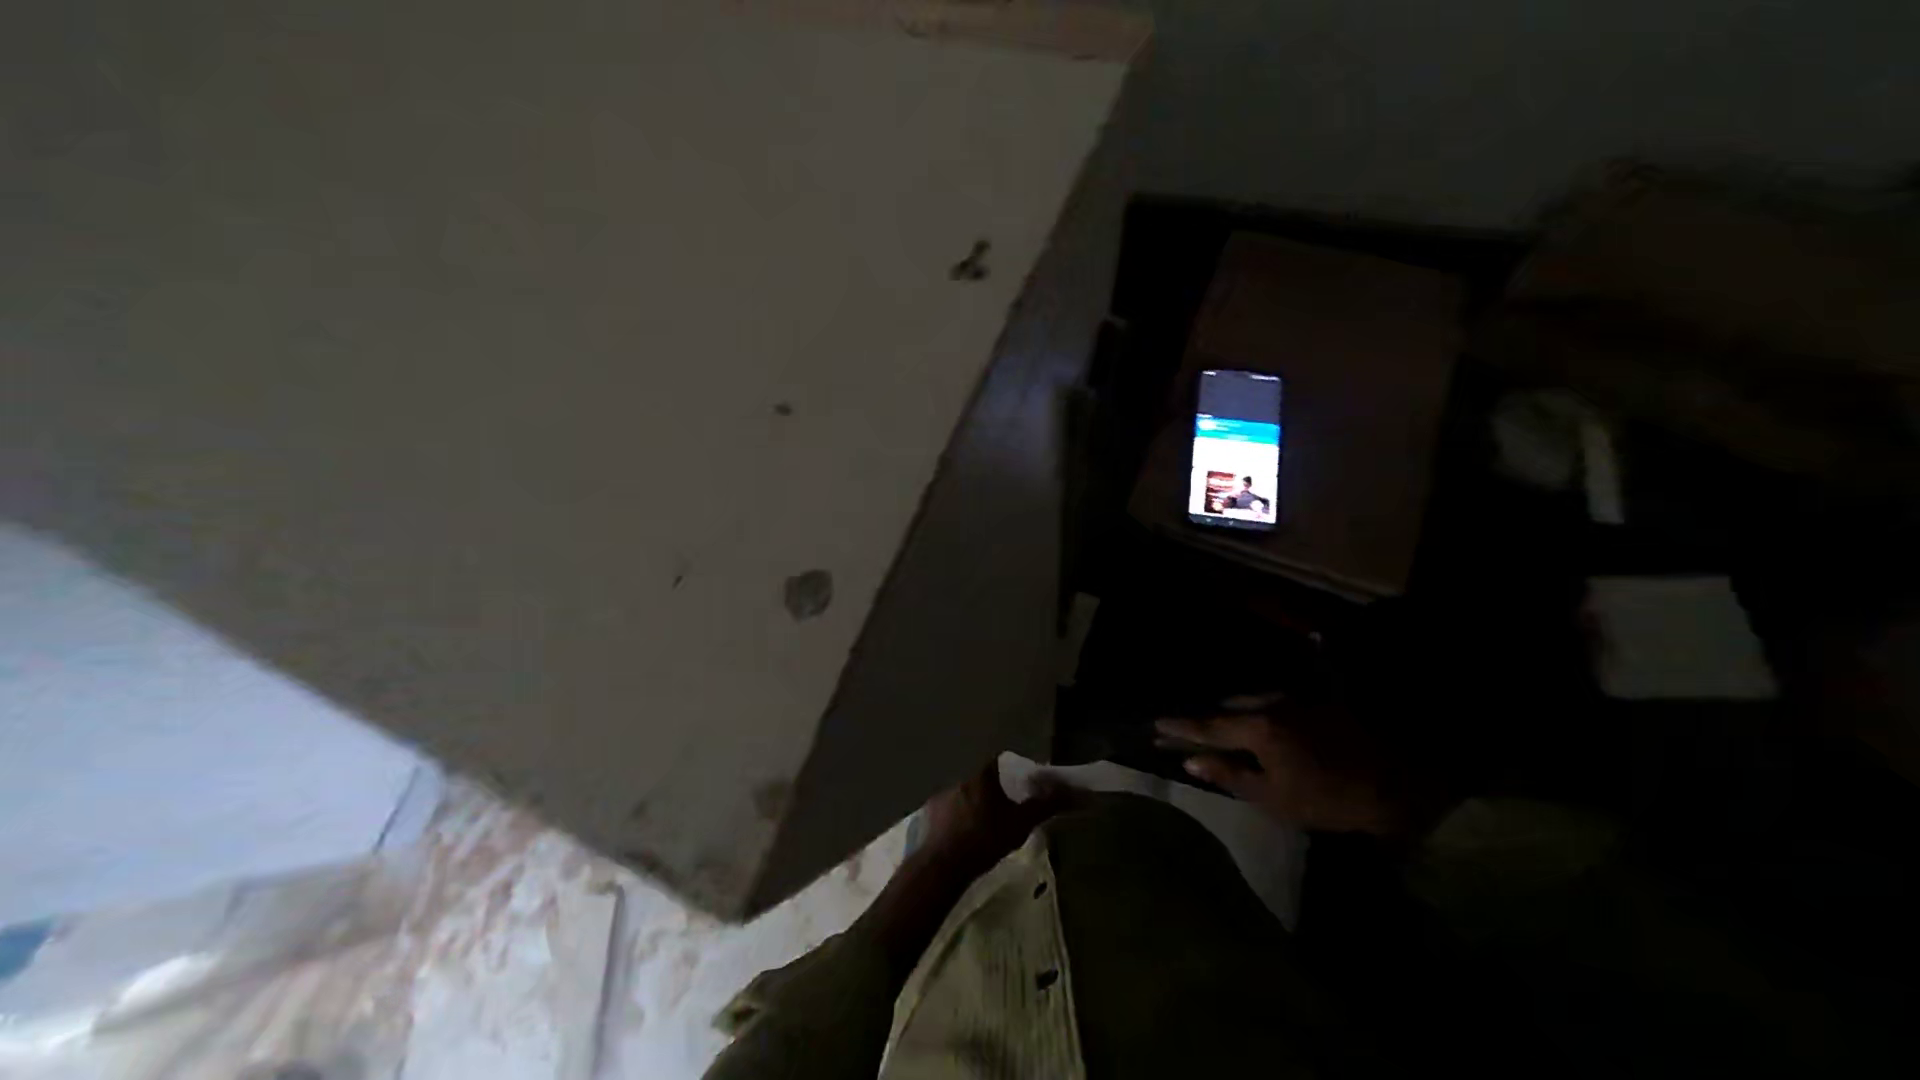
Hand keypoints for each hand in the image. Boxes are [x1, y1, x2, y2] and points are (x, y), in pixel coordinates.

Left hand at [918, 761, 1072, 876]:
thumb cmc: (985, 840)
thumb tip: (1078, 791)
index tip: (1021, 790)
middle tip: (1005, 814)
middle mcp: (959, 781)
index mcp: (982, 778)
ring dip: (973, 809)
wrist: (943, 866)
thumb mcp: (1021, 824)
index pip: (999, 764)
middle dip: (993, 795)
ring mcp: (941, 798)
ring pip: (963, 798)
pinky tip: (962, 840)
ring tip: (984, 831)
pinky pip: (947, 814)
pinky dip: (956, 823)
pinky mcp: (928, 817)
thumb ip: (1047, 805)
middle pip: (982, 781)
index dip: (1012, 774)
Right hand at [1156, 698, 1434, 834]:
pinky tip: (1257, 704)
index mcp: (1257, 729)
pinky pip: (1275, 698)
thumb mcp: (1274, 798)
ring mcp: (1295, 698)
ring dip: (1230, 709)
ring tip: (1215, 718)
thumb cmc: (1330, 798)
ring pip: (1251, 699)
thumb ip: (1229, 776)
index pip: (1207, 727)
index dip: (1179, 728)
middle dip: (1204, 717)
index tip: (1155, 725)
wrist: (1399, 782)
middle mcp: (1270, 704)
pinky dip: (1258, 704)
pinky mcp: (1315, 700)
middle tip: (1183, 726)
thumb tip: (1190, 761)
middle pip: (1227, 707)